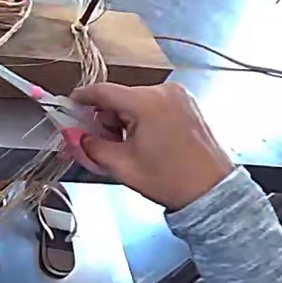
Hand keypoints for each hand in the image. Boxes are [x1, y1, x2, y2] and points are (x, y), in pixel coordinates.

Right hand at [70, 82, 234, 209]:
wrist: (211, 191)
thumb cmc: (173, 181)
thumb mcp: (122, 166)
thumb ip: (91, 147)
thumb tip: (74, 136)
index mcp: (147, 103)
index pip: (103, 91)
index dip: (82, 98)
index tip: (70, 105)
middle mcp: (164, 92)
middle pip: (119, 97)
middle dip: (105, 118)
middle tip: (100, 142)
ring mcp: (178, 96)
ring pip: (135, 101)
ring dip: (124, 120)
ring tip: (128, 148)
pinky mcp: (186, 103)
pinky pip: (153, 104)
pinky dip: (141, 118)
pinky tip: (144, 141)